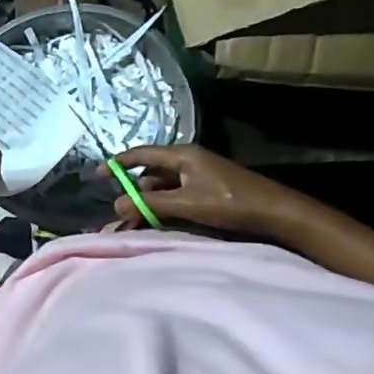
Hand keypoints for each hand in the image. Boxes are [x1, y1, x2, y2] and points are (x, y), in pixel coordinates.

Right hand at [104, 144, 315, 234]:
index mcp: (182, 154)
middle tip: (120, 209)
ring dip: (148, 199)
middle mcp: (188, 159)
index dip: (118, 163)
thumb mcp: (186, 204)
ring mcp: (199, 173)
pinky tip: (159, 218)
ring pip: (163, 184)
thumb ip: (150, 204)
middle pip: (151, 170)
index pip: (141, 153)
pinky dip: (163, 203)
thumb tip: (116, 206)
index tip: (98, 174)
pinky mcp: (207, 187)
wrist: (275, 212)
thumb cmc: (230, 203)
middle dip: (133, 189)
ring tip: (137, 219)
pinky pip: (175, 192)